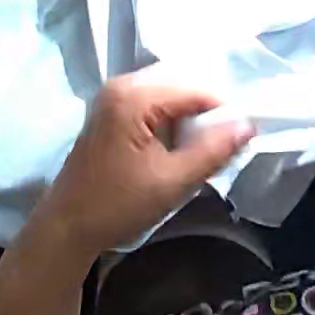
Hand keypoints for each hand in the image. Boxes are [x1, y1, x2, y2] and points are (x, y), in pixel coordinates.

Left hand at [33, 73, 254, 257]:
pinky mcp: (111, 110)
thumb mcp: (172, 182)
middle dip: (204, 113)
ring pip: (167, 95)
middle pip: (180, 87)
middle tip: (224, 143)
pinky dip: (170, 121)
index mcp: (133, 96)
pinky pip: (151, 104)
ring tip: (203, 148)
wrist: (66, 228)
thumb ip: (213, 151)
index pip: (193, 90)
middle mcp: (121, 85)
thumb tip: (248, 125)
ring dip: (188, 118)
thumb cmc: (118, 204)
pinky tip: (177, 147)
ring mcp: (113, 96)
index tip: (243, 137)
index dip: (222, 111)